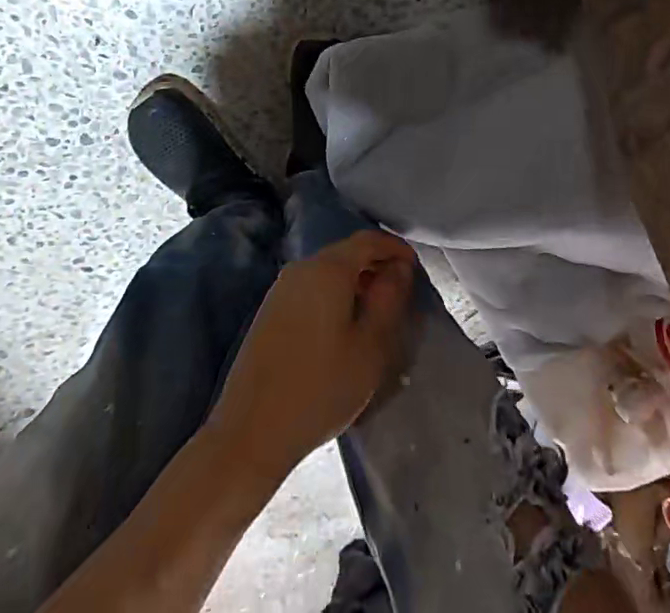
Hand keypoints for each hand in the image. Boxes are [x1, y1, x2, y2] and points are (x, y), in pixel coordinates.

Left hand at [206, 230, 415, 473]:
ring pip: (326, 272)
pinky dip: (334, 295)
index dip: (395, 248)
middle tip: (401, 292)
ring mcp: (280, 290)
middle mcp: (299, 270)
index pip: (366, 240)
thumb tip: (398, 268)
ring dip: (355, 282)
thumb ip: (389, 299)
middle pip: (345, 253)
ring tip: (377, 312)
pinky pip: (310, 288)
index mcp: (325, 270)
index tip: (416, 267)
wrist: (253, 429)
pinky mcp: (269, 311)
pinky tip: (344, 326)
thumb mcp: (370, 345)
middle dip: (376, 265)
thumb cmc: (322, 387)